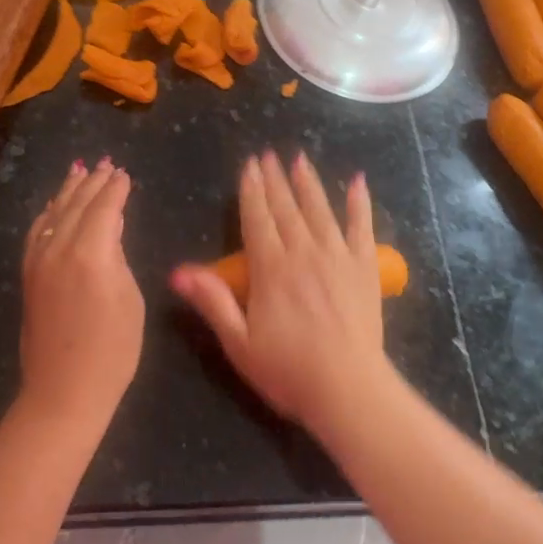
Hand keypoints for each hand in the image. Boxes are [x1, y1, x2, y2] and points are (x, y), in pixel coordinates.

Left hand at [20, 158, 143, 421]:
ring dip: (68, 192)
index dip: (116, 188)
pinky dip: (48, 214)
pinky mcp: (28, 275)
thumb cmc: (113, 350)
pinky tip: (53, 208)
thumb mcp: (130, 299)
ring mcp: (39, 260)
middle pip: (78, 204)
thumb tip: (108, 236)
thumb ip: (118, 258)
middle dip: (93, 182)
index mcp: (92, 251)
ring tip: (79, 172)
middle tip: (106, 164)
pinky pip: (37, 232)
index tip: (124, 173)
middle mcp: (60, 247)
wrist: (64, 389)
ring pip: (54, 213)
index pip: (106, 207)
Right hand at [171, 152, 390, 428]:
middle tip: (268, 154)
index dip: (251, 190)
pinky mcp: (365, 269)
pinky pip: (361, 227)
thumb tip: (177, 271)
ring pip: (320, 210)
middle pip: (286, 208)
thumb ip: (212, 301)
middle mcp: (304, 253)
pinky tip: (357, 182)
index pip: (257, 219)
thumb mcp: (238, 342)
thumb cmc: (287, 370)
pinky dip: (359, 203)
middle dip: (275, 179)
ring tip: (299, 159)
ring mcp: (338, 258)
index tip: (248, 165)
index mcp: (270, 269)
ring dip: (308, 183)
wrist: (348, 389)